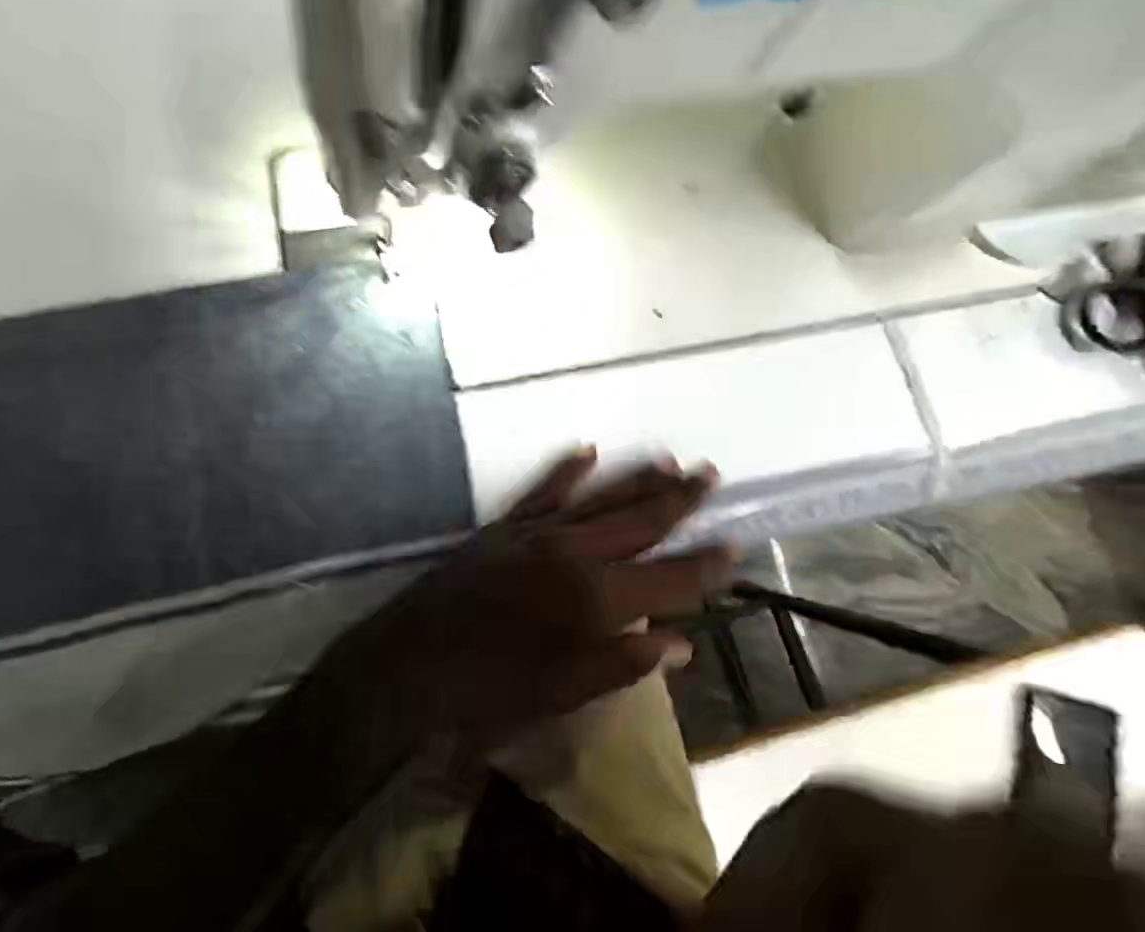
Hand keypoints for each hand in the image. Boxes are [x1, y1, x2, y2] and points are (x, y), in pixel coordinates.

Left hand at [319, 447, 732, 748]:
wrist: (412, 661)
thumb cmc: (490, 690)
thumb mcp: (564, 694)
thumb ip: (623, 663)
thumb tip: (679, 645)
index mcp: (594, 601)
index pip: (667, 580)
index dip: (703, 565)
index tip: (732, 544)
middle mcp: (573, 555)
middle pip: (639, 523)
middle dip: (679, 500)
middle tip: (711, 474)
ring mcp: (537, 533)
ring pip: (600, 498)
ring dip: (637, 478)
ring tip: (669, 459)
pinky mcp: (505, 526)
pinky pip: (544, 490)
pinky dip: (567, 469)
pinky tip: (588, 451)